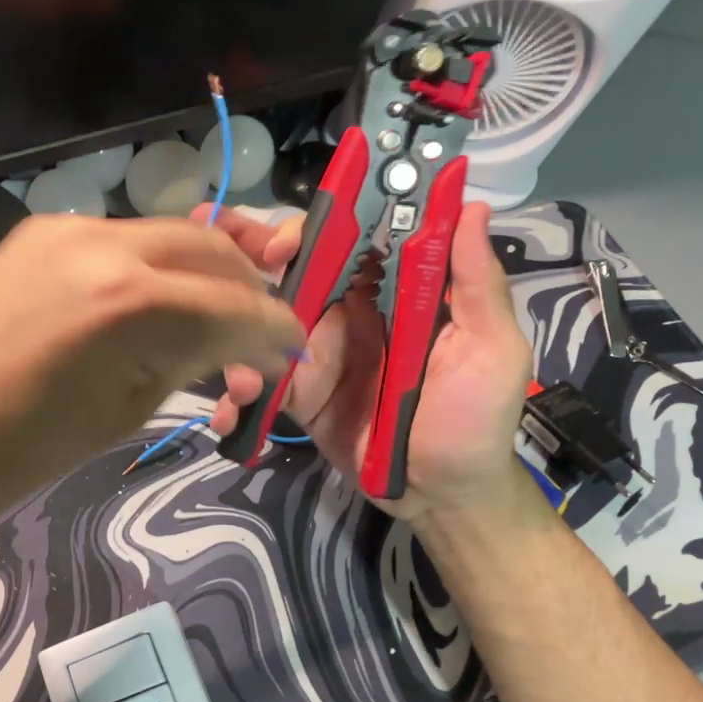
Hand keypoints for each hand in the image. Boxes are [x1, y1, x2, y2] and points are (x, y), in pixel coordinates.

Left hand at [0, 215, 305, 577]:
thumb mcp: (129, 407)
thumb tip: (241, 339)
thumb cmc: (28, 449)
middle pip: (211, 249)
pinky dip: (145, 265)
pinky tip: (142, 301)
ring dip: (197, 271)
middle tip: (254, 331)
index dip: (277, 329)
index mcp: (139, 304)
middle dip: (245, 289)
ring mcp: (66, 229)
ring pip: (164, 235)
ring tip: (202, 316)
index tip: (291, 346)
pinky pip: (114, 238)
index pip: (240, 305)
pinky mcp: (34, 231)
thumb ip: (191, 354)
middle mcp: (109, 245)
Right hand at [196, 202, 532, 524]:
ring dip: (236, 338)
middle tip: (209, 264)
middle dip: (242, 259)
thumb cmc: (476, 418)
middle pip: (288, 271)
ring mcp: (314, 354)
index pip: (342, 242)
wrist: (443, 494)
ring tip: (240, 382)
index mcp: (388, 292)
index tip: (277, 245)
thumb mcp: (492, 349)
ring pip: (260, 324)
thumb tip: (472, 207)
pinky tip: (231, 413)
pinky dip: (236, 394)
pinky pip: (257, 382)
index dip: (306, 232)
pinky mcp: (296, 395)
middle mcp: (344, 313)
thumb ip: (477, 283)